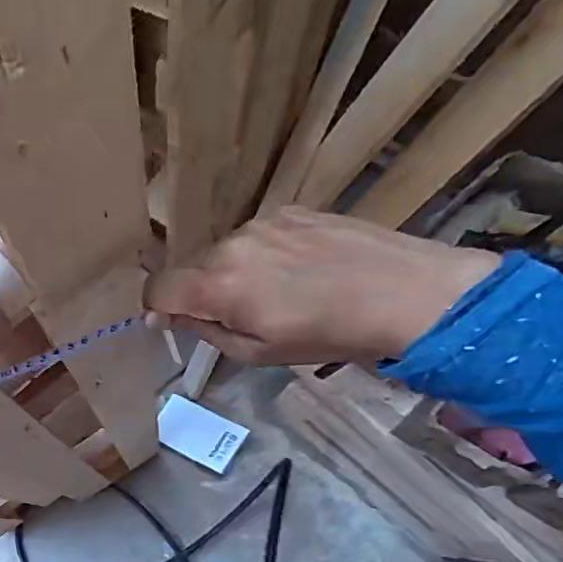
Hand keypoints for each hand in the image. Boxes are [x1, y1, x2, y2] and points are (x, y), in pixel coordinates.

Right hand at [145, 207, 500, 364]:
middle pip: (190, 269)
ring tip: (280, 292)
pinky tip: (299, 270)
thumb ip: (204, 330)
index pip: (157, 288)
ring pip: (223, 251)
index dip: (156, 308)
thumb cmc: (328, 335)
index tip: (171, 322)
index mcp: (219, 285)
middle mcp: (232, 244)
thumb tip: (168, 316)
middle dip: (200, 293)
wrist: (406, 293)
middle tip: (241, 316)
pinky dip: (261, 255)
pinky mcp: (290, 209)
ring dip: (233, 272)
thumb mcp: (256, 352)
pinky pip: (255, 236)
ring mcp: (262, 222)